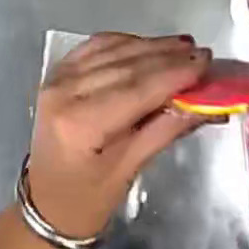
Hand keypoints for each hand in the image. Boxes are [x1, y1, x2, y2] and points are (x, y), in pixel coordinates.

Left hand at [26, 33, 210, 240]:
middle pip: (126, 65)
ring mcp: (58, 76)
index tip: (205, 62)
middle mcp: (65, 91)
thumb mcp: (128, 171)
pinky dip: (126, 41)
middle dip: (168, 57)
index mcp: (80, 123)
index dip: (173, 73)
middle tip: (201, 53)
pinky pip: (98, 45)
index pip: (136, 89)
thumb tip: (204, 104)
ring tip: (183, 45)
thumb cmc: (87, 200)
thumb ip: (164, 130)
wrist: (44, 206)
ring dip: (151, 45)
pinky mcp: (58, 70)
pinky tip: (149, 44)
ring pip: (114, 49)